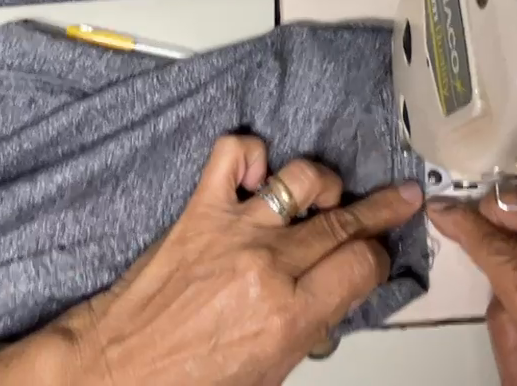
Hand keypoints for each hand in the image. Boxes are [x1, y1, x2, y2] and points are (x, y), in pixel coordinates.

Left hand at [0, 135, 422, 385]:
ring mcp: (232, 229)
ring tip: (326, 191)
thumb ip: (309, 329)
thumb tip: (333, 297)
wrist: (118, 372)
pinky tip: (258, 171)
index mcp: (287, 316)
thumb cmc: (188, 381)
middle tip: (398, 198)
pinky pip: (232, 153)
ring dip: (323, 182)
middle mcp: (266, 265)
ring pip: (300, 179)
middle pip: (342, 222)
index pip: (363, 265)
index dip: (379, 259)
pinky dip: (251, 152)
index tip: (379, 255)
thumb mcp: (268, 374)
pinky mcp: (200, 208)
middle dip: (379, 210)